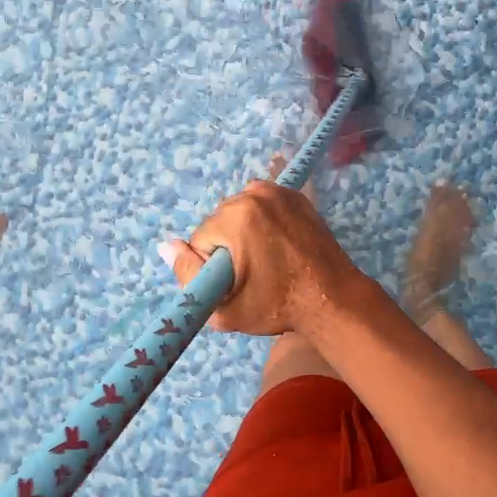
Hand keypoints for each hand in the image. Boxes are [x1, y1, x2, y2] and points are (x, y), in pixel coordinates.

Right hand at [159, 158, 361, 335]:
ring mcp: (279, 191)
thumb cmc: (278, 306)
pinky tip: (278, 246)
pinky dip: (264, 222)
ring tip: (267, 261)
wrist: (331, 297)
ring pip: (241, 213)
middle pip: (221, 222)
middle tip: (254, 275)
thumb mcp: (224, 306)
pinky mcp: (296, 196)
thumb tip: (165, 246)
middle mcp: (255, 192)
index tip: (237, 283)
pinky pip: (263, 206)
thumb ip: (188, 276)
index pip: (201, 239)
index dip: (213, 267)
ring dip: (244, 233)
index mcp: (236, 215)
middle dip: (228, 246)